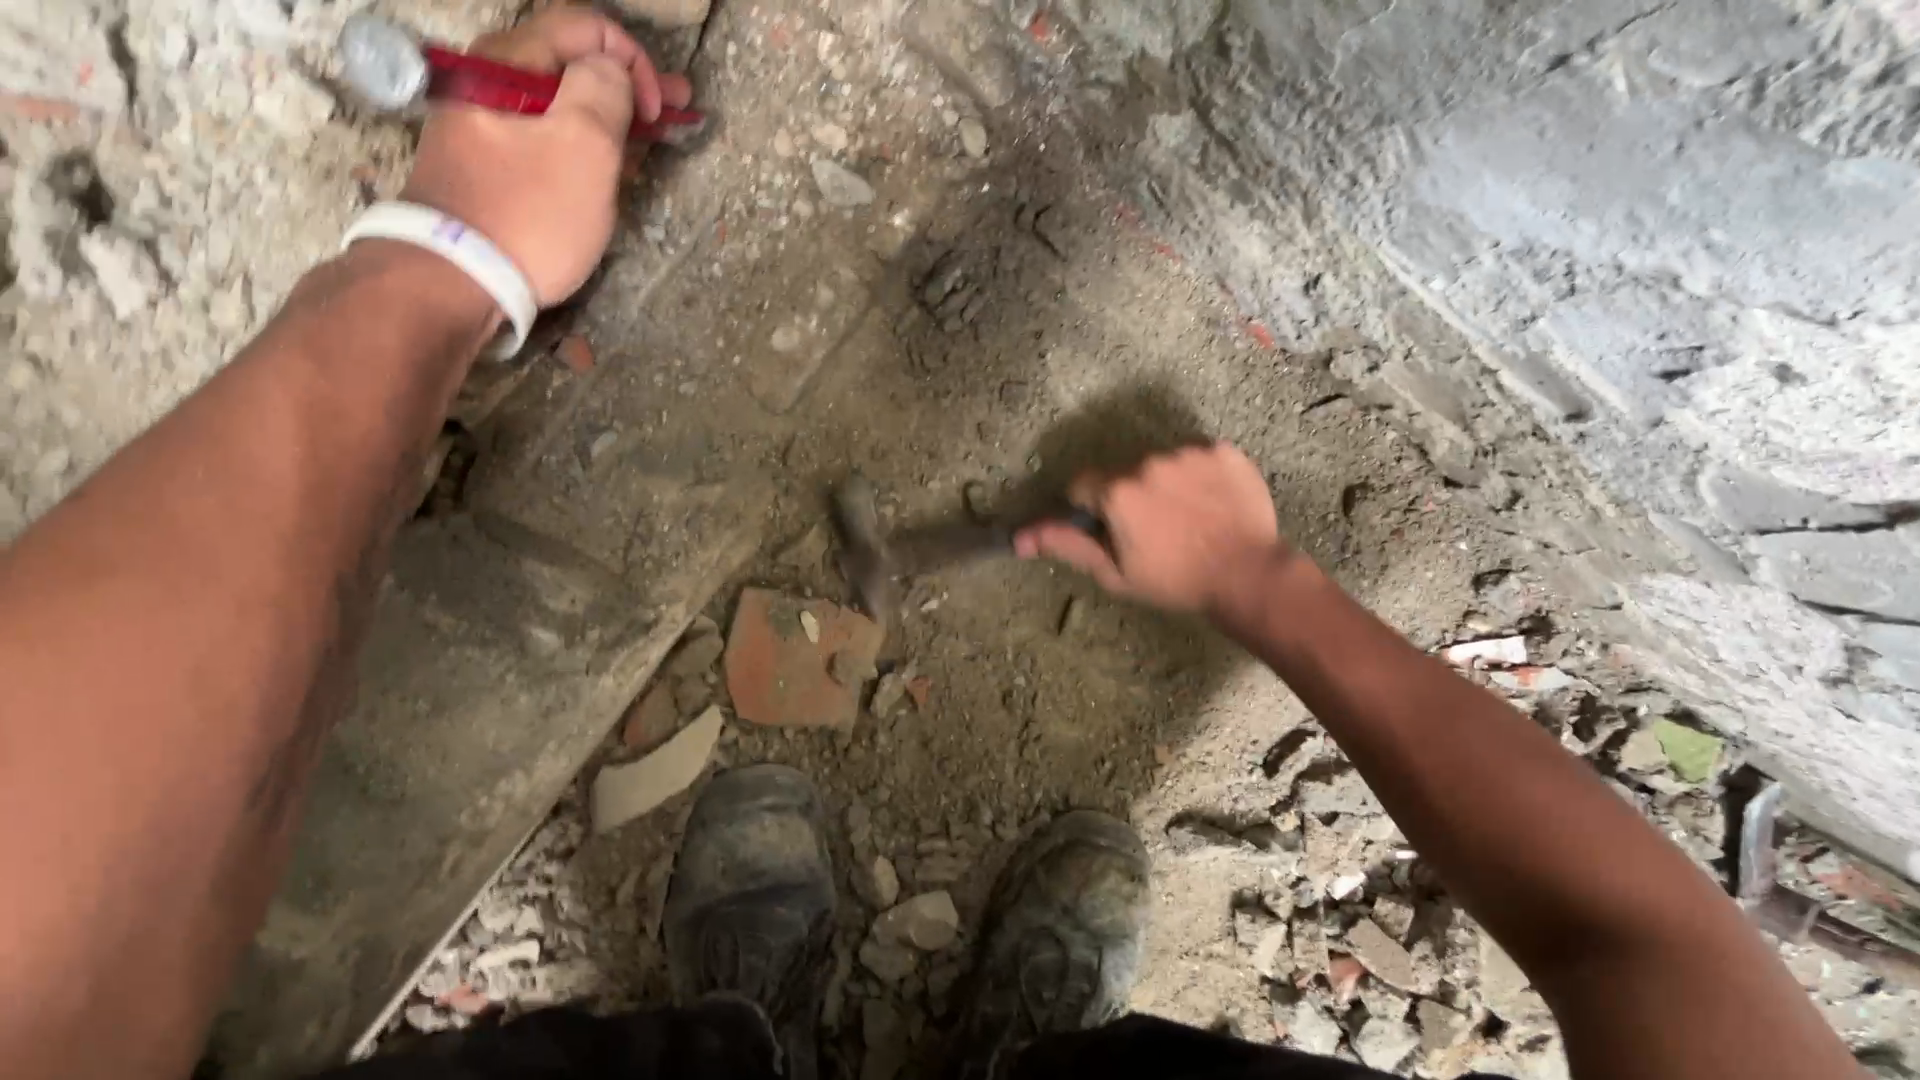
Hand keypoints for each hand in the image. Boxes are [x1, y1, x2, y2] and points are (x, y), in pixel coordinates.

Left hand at [398, 5, 694, 306]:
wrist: (458, 279)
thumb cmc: (530, 213)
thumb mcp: (583, 146)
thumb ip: (606, 91)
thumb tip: (611, 70)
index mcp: (508, 62)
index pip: (582, 28)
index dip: (632, 59)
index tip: (658, 110)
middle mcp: (492, 83)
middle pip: (573, 67)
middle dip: (631, 85)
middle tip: (678, 108)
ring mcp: (490, 127)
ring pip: (565, 108)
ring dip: (614, 117)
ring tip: (654, 135)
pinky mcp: (495, 167)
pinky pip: (550, 141)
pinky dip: (588, 144)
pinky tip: (614, 159)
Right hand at [1014, 442, 1290, 614]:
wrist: (1247, 575)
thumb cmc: (1175, 581)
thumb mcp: (1114, 572)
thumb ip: (1068, 545)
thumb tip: (1021, 537)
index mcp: (1117, 492)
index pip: (1083, 485)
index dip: (1094, 509)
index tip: (1114, 530)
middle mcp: (1147, 462)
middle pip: (1123, 472)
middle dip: (1130, 495)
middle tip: (1156, 530)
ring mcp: (1188, 453)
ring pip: (1160, 463)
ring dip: (1165, 483)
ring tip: (1188, 518)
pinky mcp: (1222, 450)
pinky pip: (1197, 457)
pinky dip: (1199, 475)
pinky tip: (1211, 504)